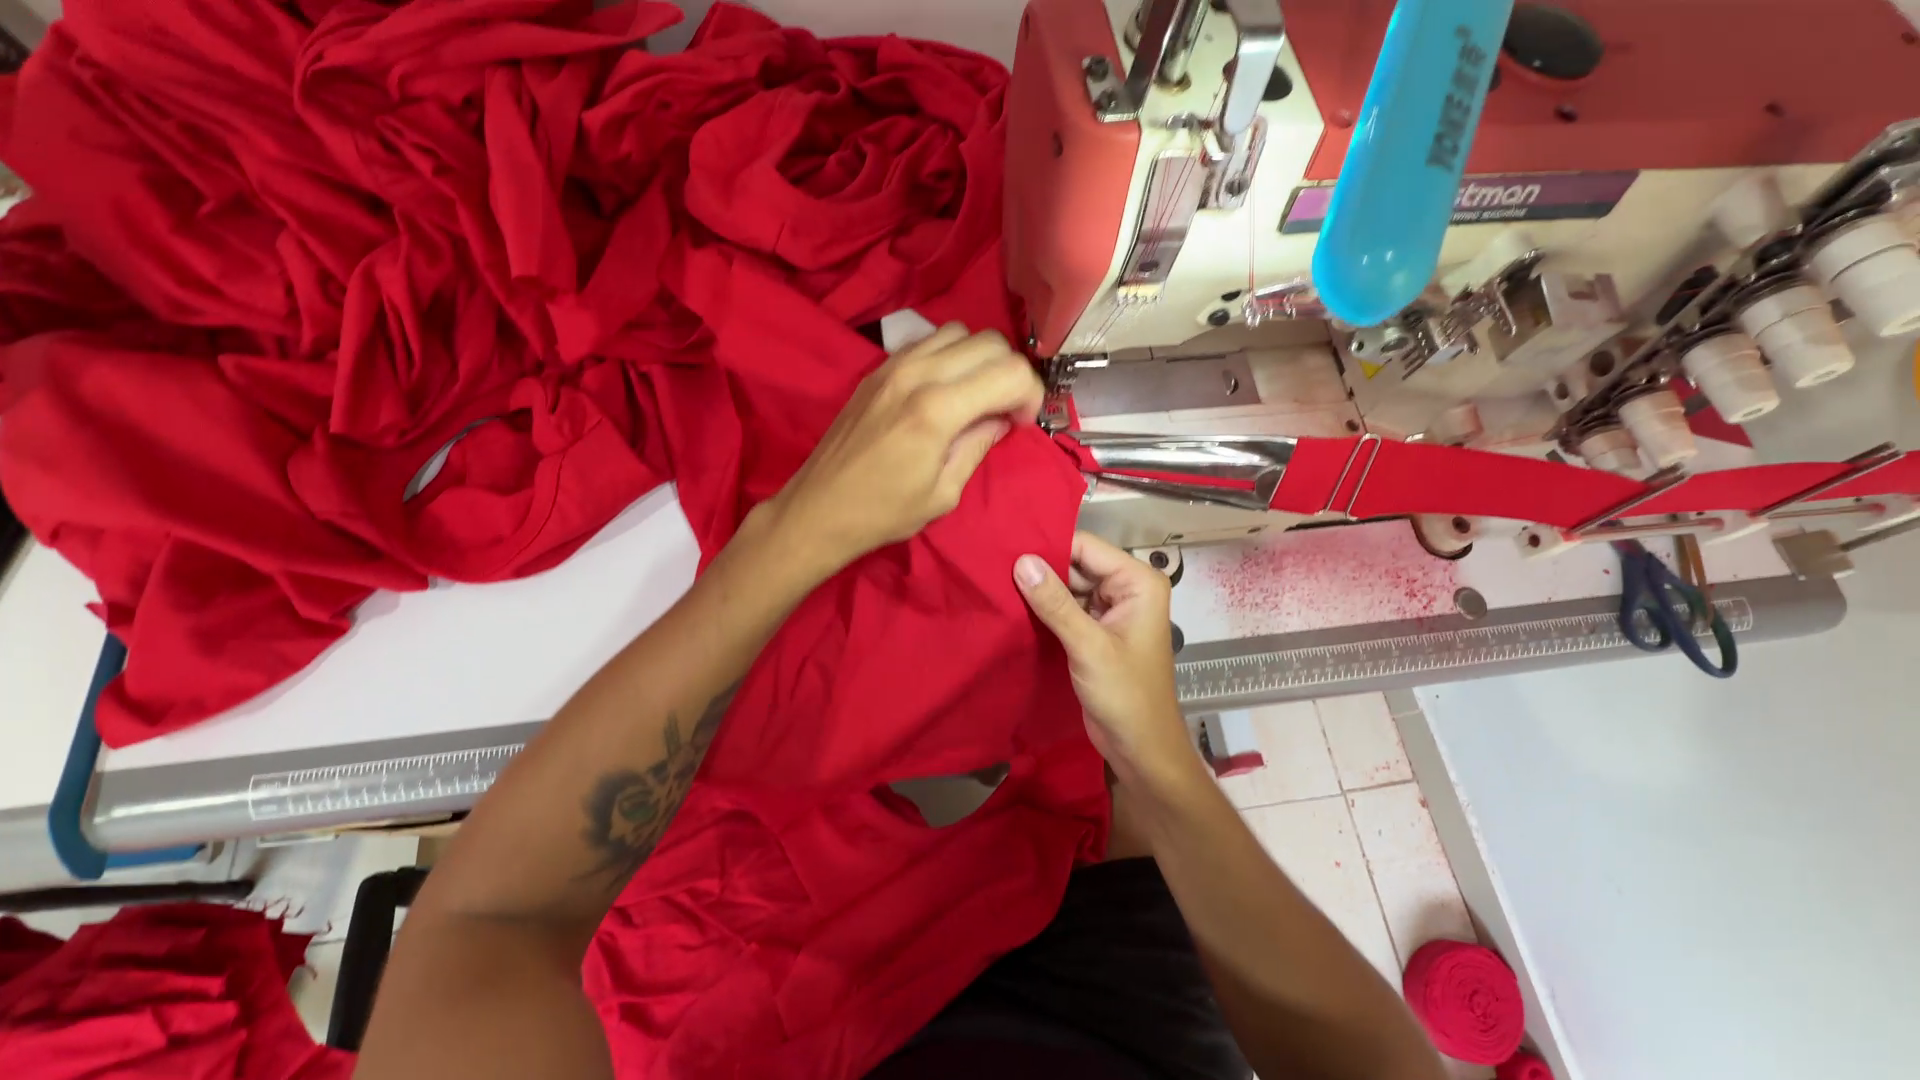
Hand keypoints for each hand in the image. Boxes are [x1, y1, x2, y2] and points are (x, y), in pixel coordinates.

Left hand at [768, 323, 1044, 573]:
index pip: (1010, 372)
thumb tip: (1000, 419)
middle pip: (991, 342)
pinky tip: (946, 390)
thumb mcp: (944, 493)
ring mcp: (893, 365)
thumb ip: (977, 446)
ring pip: (960, 332)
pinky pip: (928, 341)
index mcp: (937, 409)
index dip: (1030, 396)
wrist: (820, 508)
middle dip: (1010, 373)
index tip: (1020, 424)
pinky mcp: (878, 368)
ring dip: (980, 359)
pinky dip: (950, 356)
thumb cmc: (884, 512)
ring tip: (976, 395)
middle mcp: (917, 374)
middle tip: (1004, 411)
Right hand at [1014, 532, 1201, 789]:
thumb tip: (1021, 561)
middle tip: (995, 565)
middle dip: (1042, 567)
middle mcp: (1128, 589)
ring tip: (997, 581)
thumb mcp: (1087, 646)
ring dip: (1040, 589)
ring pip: (1069, 586)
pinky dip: (1045, 609)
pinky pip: (1068, 608)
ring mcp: (1112, 610)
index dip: (1049, 546)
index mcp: (1139, 582)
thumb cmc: (1125, 694)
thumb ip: (1054, 603)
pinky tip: (1014, 605)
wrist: (1140, 746)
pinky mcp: (1096, 631)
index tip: (1007, 547)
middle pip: (1077, 564)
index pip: (1087, 548)